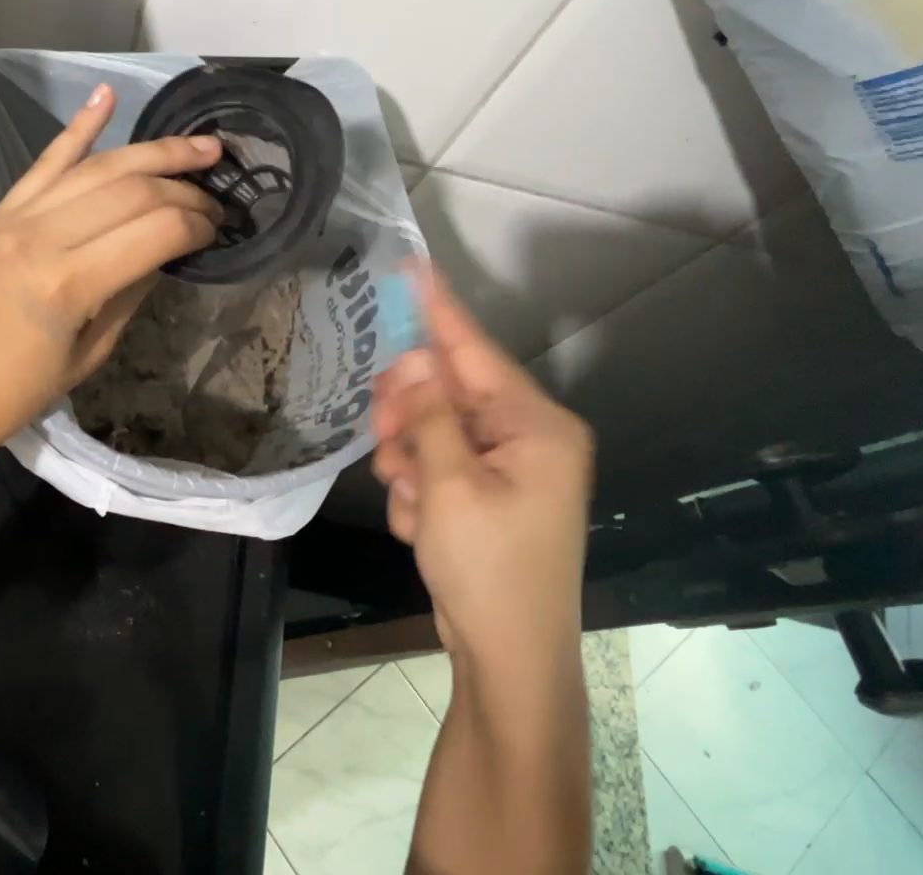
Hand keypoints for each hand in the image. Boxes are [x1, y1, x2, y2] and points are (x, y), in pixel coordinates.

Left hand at [0, 83, 222, 470]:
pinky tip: (108, 95)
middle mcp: (41, 237)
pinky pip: (45, 162)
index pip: (155, 232)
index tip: (219, 231)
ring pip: (97, 167)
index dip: (197, 226)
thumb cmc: (21, 392)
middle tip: (217, 195)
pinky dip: (78, 127)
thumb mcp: (92, 354)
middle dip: (184, 188)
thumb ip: (132, 293)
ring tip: (198, 146)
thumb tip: (167, 250)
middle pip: (131, 190)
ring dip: (152, 151)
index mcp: (69, 284)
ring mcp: (15, 218)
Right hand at [370, 266, 592, 662]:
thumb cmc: (488, 567)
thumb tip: (412, 359)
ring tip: (411, 503)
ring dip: (408, 463)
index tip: (411, 266)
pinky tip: (423, 525)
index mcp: (536, 426)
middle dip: (409, 417)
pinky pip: (435, 467)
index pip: (475, 352)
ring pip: (431, 431)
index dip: (438, 311)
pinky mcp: (486, 495)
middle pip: (446, 392)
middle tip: (385, 442)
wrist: (508, 655)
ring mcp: (507, 469)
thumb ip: (428, 415)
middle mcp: (527, 438)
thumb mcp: (448, 485)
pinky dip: (418, 490)